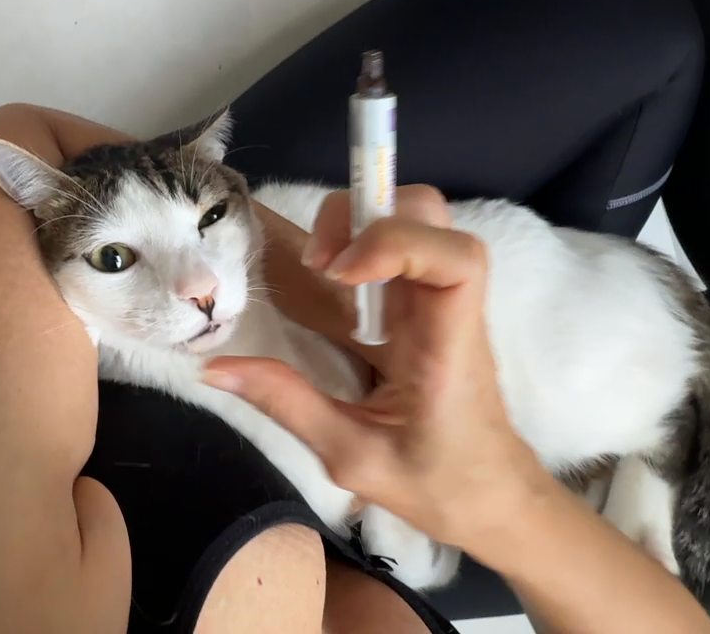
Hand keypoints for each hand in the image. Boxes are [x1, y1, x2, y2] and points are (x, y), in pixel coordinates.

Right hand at [206, 191, 550, 551]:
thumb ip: (286, 404)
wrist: (496, 498)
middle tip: (320, 261)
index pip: (456, 260)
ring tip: (320, 265)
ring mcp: (437, 294)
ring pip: (415, 214)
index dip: (395, 242)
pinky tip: (332, 273)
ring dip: (359, 218)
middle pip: (430, 215)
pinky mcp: (423, 296)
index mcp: (448, 344)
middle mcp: (449, 305)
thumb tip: (213, 367)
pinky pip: (399, 238)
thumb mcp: (351, 457)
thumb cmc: (438, 484)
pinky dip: (359, 235)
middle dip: (366, 212)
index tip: (339, 274)